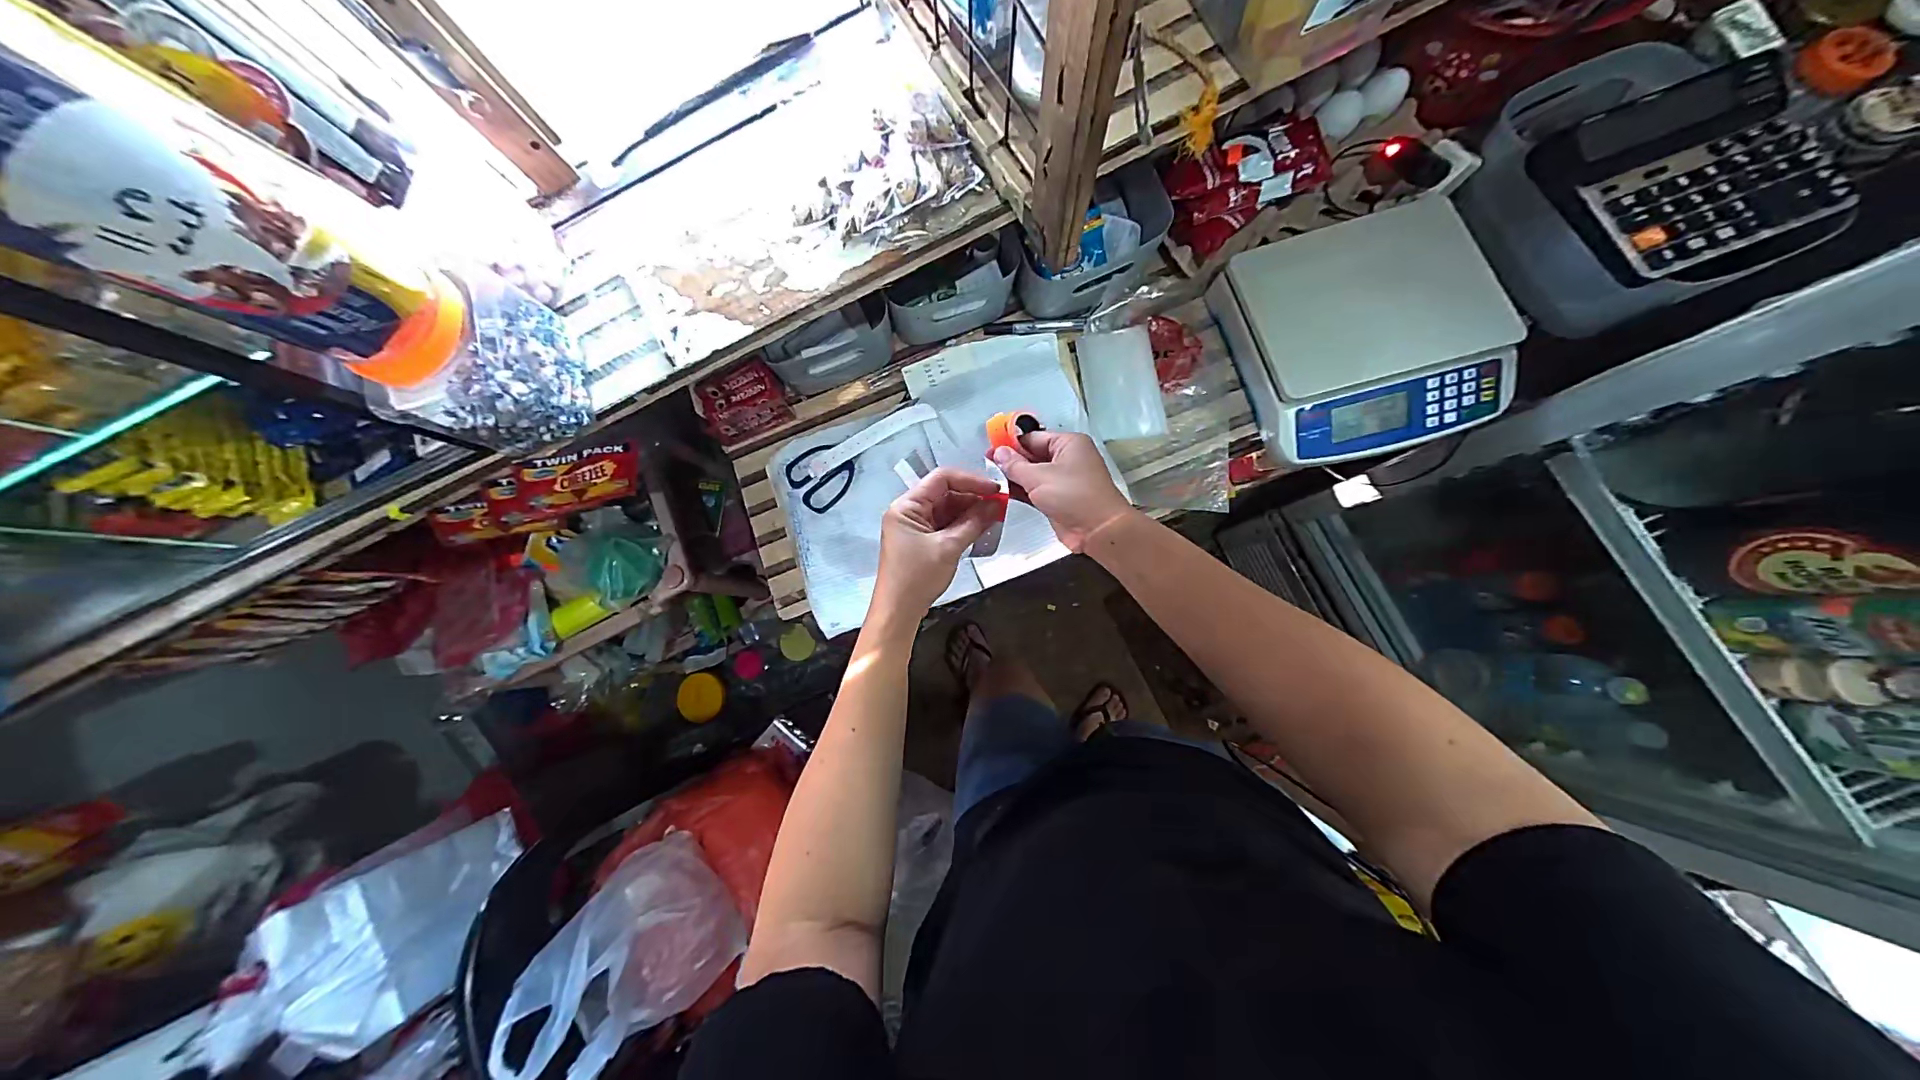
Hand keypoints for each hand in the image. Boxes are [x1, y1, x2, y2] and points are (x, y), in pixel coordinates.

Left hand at [874, 467, 1002, 614]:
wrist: (898, 611)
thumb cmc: (914, 580)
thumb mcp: (948, 547)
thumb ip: (973, 523)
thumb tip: (993, 506)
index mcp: (906, 507)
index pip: (942, 479)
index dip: (970, 480)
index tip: (994, 489)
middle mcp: (908, 512)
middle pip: (945, 493)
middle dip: (973, 498)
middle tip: (998, 505)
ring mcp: (915, 526)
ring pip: (948, 509)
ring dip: (970, 512)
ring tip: (994, 517)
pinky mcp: (922, 540)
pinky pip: (946, 524)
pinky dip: (963, 525)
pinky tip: (981, 529)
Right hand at [991, 431, 1133, 550]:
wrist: (1098, 530)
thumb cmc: (1074, 496)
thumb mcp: (1039, 477)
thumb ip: (1015, 465)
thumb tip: (999, 452)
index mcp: (1068, 444)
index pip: (1033, 437)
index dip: (1011, 443)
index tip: (990, 449)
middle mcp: (1067, 458)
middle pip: (1032, 455)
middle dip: (1011, 460)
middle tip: (986, 464)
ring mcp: (1063, 480)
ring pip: (1033, 473)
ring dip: (1014, 477)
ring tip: (990, 478)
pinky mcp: (1058, 498)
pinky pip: (1036, 489)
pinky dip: (1021, 490)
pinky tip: (1002, 491)